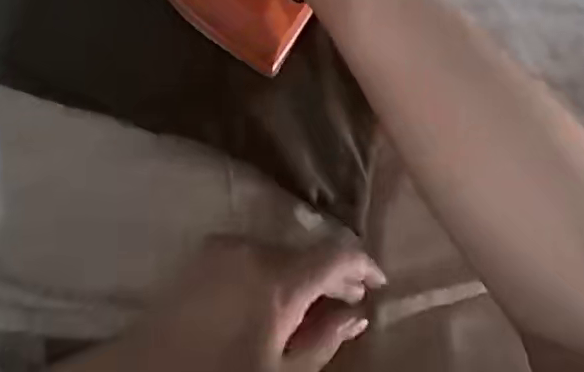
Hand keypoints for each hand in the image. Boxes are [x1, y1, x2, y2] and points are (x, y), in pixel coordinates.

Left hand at [56, 237, 384, 371]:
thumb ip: (323, 339)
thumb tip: (355, 313)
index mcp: (276, 278)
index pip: (334, 254)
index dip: (362, 263)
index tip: (380, 282)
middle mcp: (251, 248)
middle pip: (305, 252)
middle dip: (331, 274)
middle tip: (354, 300)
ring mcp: (223, 245)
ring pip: (278, 252)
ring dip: (300, 272)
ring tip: (315, 305)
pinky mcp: (203, 252)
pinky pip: (251, 253)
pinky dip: (271, 269)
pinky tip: (275, 298)